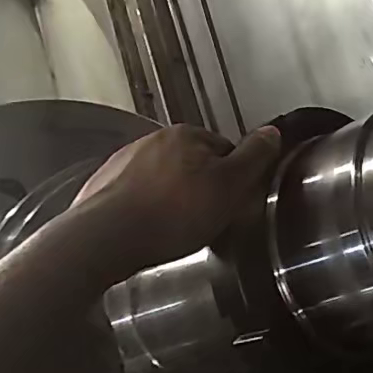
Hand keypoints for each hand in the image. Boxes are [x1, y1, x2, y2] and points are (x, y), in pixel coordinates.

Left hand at [63, 123, 280, 276]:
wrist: (102, 241)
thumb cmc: (174, 213)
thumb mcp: (230, 186)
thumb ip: (255, 156)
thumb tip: (272, 131)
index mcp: (186, 134)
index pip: (224, 150)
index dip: (232, 178)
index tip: (230, 204)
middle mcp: (152, 140)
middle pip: (191, 163)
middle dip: (200, 187)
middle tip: (206, 221)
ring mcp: (121, 163)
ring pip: (161, 180)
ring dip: (170, 199)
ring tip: (175, 232)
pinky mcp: (99, 189)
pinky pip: (133, 197)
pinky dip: (142, 211)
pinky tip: (147, 233)